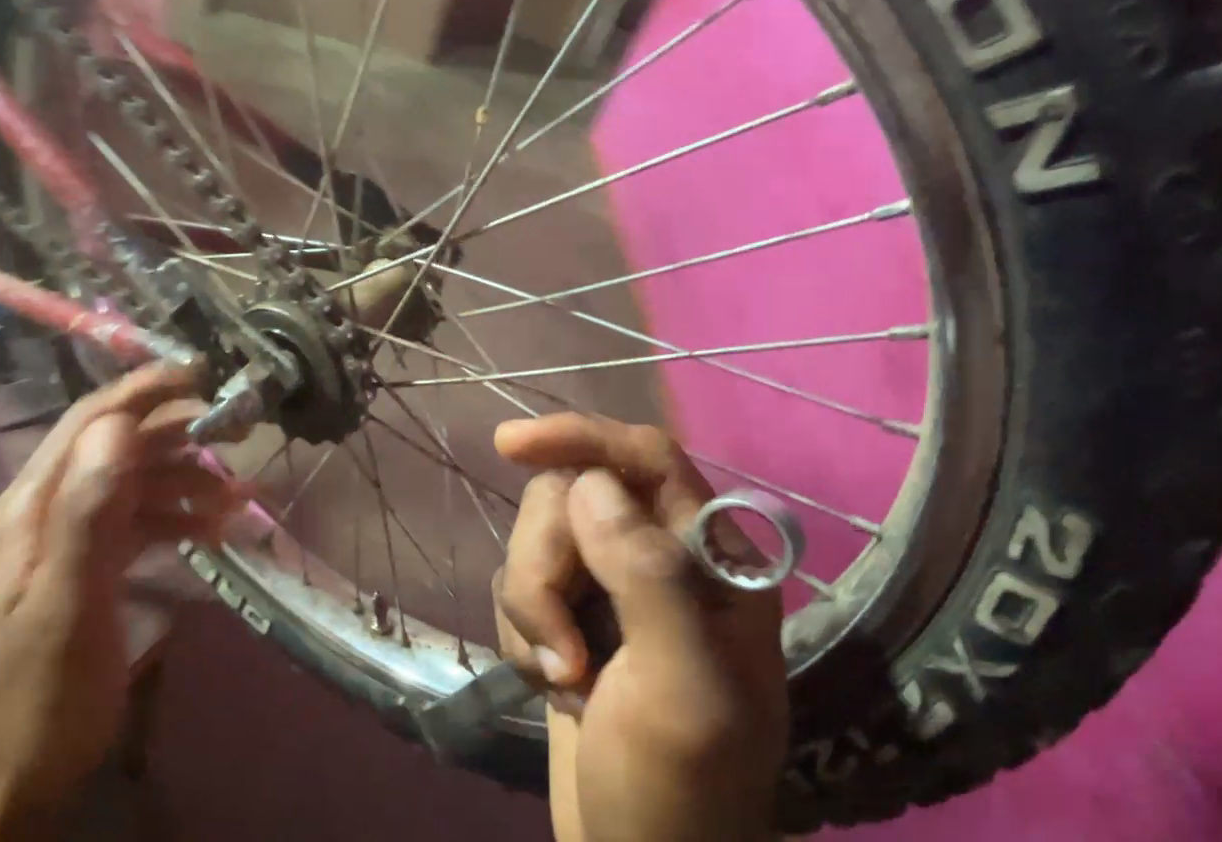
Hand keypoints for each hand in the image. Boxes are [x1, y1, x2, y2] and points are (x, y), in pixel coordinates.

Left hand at [0, 364, 246, 838]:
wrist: (13, 777)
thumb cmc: (42, 693)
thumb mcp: (69, 603)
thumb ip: (89, 512)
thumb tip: (119, 424)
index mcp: (29, 508)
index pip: (89, 423)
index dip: (143, 391)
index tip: (201, 376)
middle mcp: (42, 511)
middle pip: (114, 449)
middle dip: (176, 437)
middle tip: (236, 436)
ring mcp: (63, 540)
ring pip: (131, 486)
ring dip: (184, 484)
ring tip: (238, 499)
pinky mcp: (85, 569)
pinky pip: (134, 524)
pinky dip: (174, 520)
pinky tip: (211, 532)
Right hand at [492, 415, 786, 841]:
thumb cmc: (681, 786)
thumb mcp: (682, 689)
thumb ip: (647, 576)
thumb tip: (591, 483)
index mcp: (712, 559)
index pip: (646, 457)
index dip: (581, 436)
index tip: (510, 444)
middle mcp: (660, 557)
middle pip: (571, 496)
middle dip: (545, 567)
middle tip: (563, 648)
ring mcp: (610, 588)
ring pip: (537, 539)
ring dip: (532, 610)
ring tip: (563, 679)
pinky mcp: (569, 617)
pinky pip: (518, 585)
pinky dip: (521, 633)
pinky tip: (551, 684)